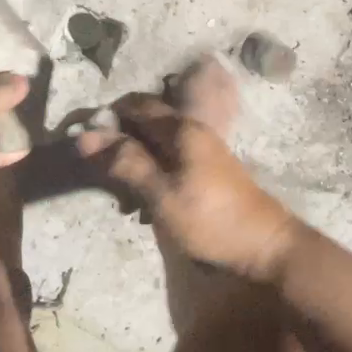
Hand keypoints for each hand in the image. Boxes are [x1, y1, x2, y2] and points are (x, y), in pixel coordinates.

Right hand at [79, 75, 297, 283]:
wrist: (266, 247)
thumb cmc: (211, 218)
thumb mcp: (161, 193)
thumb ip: (126, 162)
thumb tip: (86, 136)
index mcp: (181, 128)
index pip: (135, 105)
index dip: (107, 117)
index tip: (86, 141)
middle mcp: (192, 129)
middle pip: (144, 124)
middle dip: (119, 144)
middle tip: (102, 175)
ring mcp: (202, 149)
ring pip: (155, 145)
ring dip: (135, 165)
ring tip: (124, 200)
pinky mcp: (206, 170)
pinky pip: (169, 161)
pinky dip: (152, 176)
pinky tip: (146, 207)